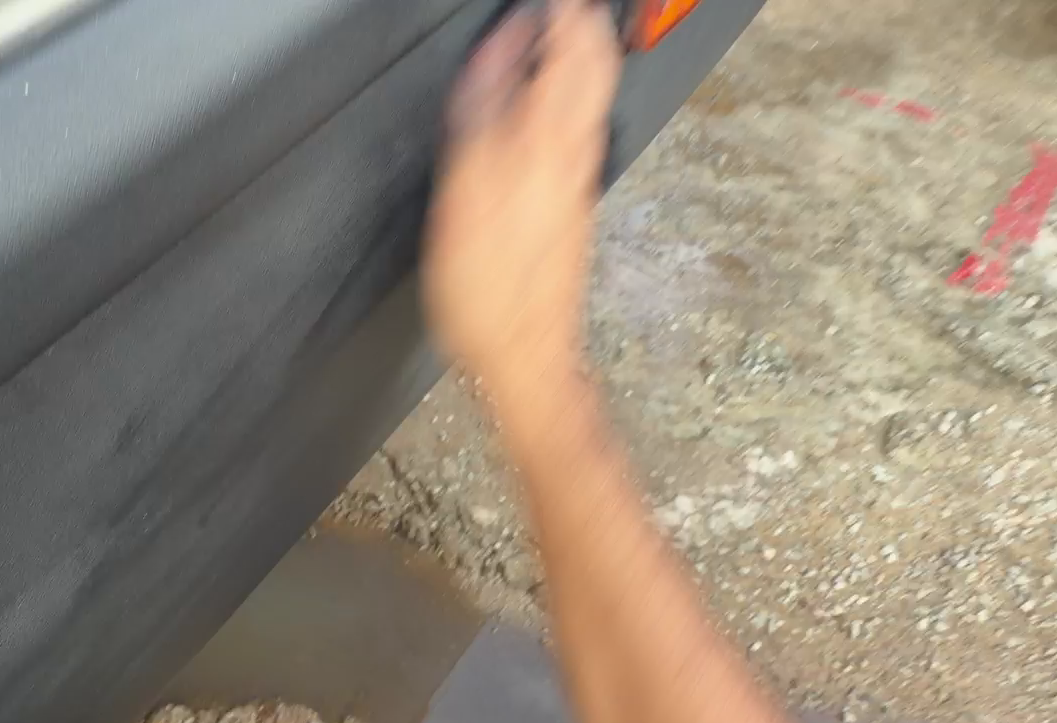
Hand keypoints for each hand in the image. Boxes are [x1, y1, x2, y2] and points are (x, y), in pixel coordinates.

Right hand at [421, 0, 618, 406]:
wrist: (526, 353)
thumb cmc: (486, 296)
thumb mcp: (461, 208)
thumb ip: (478, 128)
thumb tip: (494, 64)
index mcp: (539, 146)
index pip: (555, 51)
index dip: (544, 18)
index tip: (528, 6)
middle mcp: (569, 157)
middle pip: (590, 66)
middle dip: (578, 25)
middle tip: (559, 9)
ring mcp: (577, 184)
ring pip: (595, 100)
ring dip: (585, 58)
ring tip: (565, 36)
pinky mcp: (574, 211)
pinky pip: (585, 136)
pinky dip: (577, 102)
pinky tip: (557, 110)